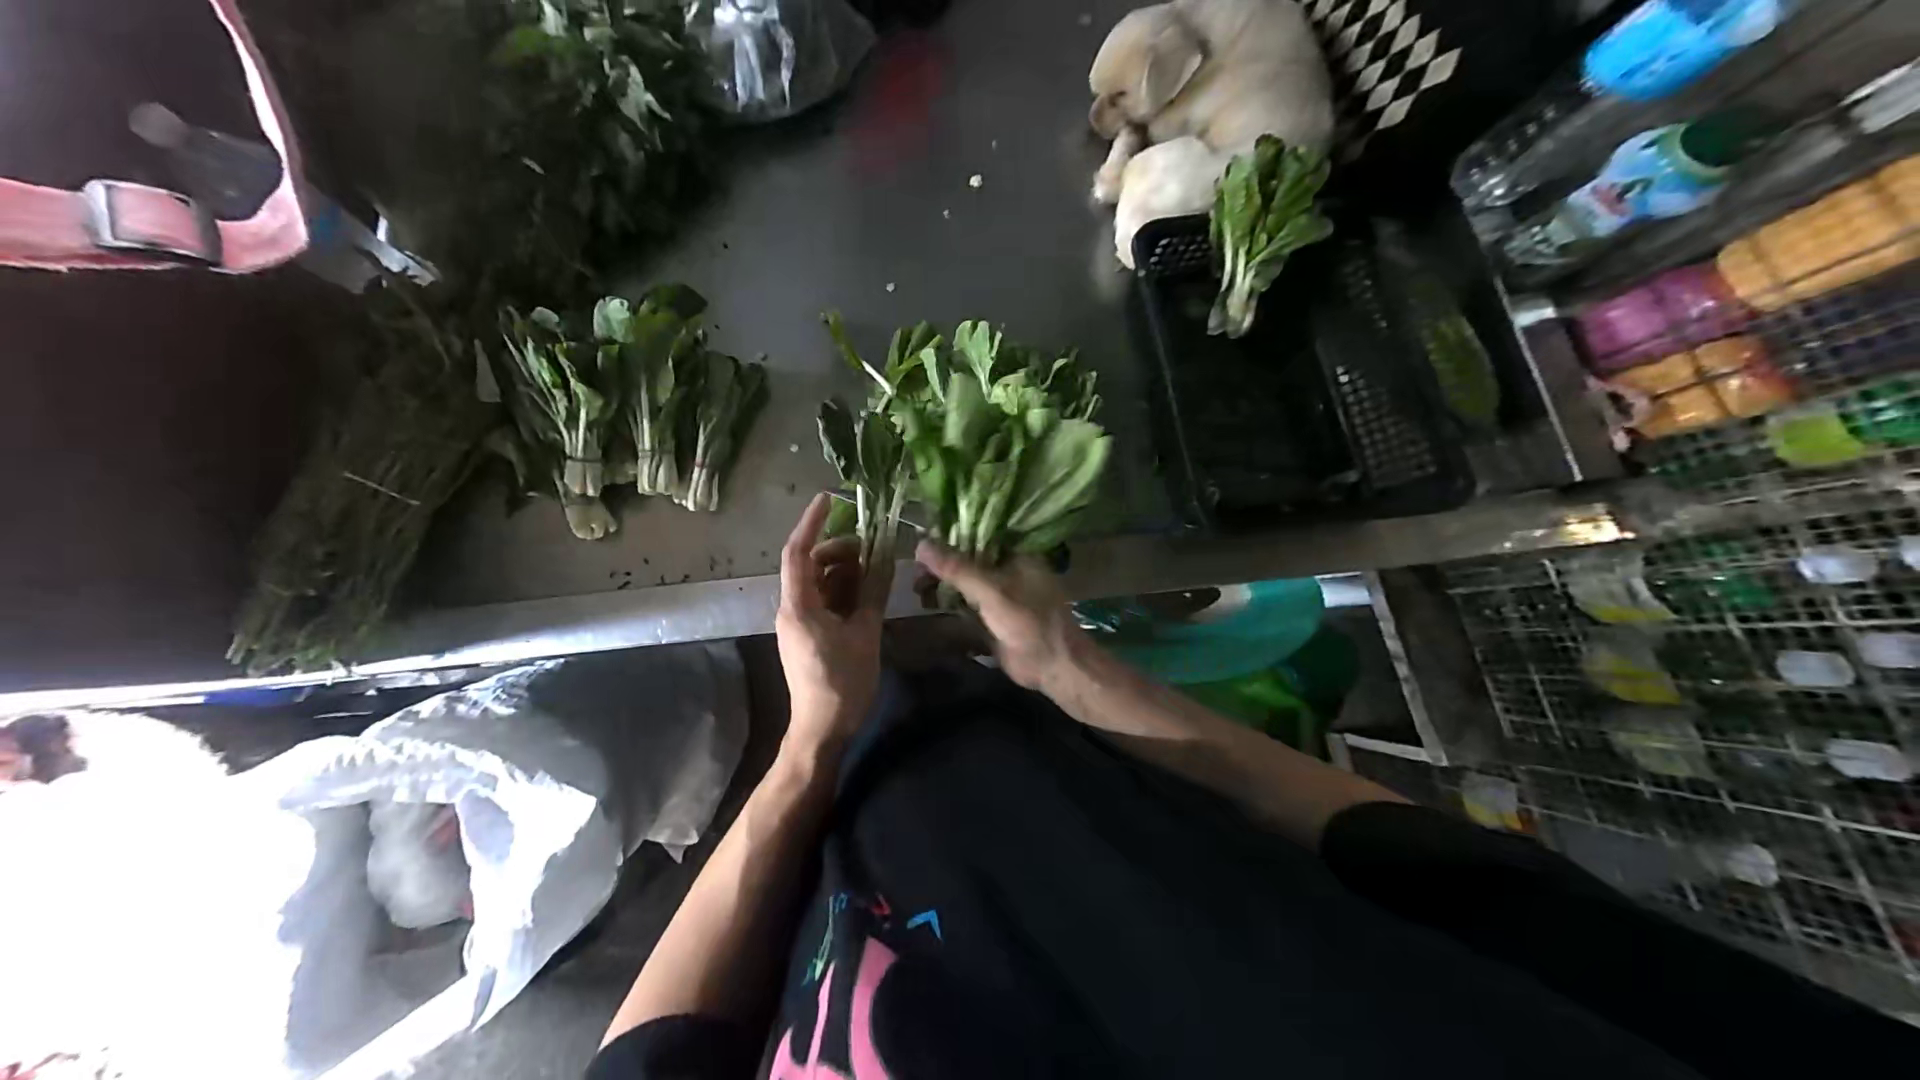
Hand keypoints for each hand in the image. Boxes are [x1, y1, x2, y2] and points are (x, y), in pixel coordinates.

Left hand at [776, 495, 890, 754]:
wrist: (822, 730)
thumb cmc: (842, 682)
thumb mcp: (865, 634)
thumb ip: (873, 592)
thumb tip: (886, 558)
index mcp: (799, 606)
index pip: (798, 553)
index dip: (811, 523)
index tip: (828, 499)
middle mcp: (791, 609)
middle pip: (810, 565)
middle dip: (840, 551)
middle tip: (873, 548)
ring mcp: (798, 623)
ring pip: (819, 583)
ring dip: (845, 571)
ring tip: (876, 569)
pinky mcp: (807, 635)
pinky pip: (823, 601)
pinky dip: (843, 591)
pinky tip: (867, 592)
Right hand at [915, 542, 1082, 690]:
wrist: (1052, 666)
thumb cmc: (1028, 621)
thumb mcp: (991, 590)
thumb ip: (956, 568)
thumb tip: (920, 544)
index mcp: (1017, 555)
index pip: (978, 536)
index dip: (950, 537)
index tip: (922, 541)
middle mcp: (1009, 570)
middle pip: (968, 560)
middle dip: (942, 565)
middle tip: (916, 573)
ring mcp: (1001, 595)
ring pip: (965, 583)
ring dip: (943, 585)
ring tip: (917, 589)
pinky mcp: (993, 618)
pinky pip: (967, 604)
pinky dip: (949, 603)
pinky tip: (928, 604)